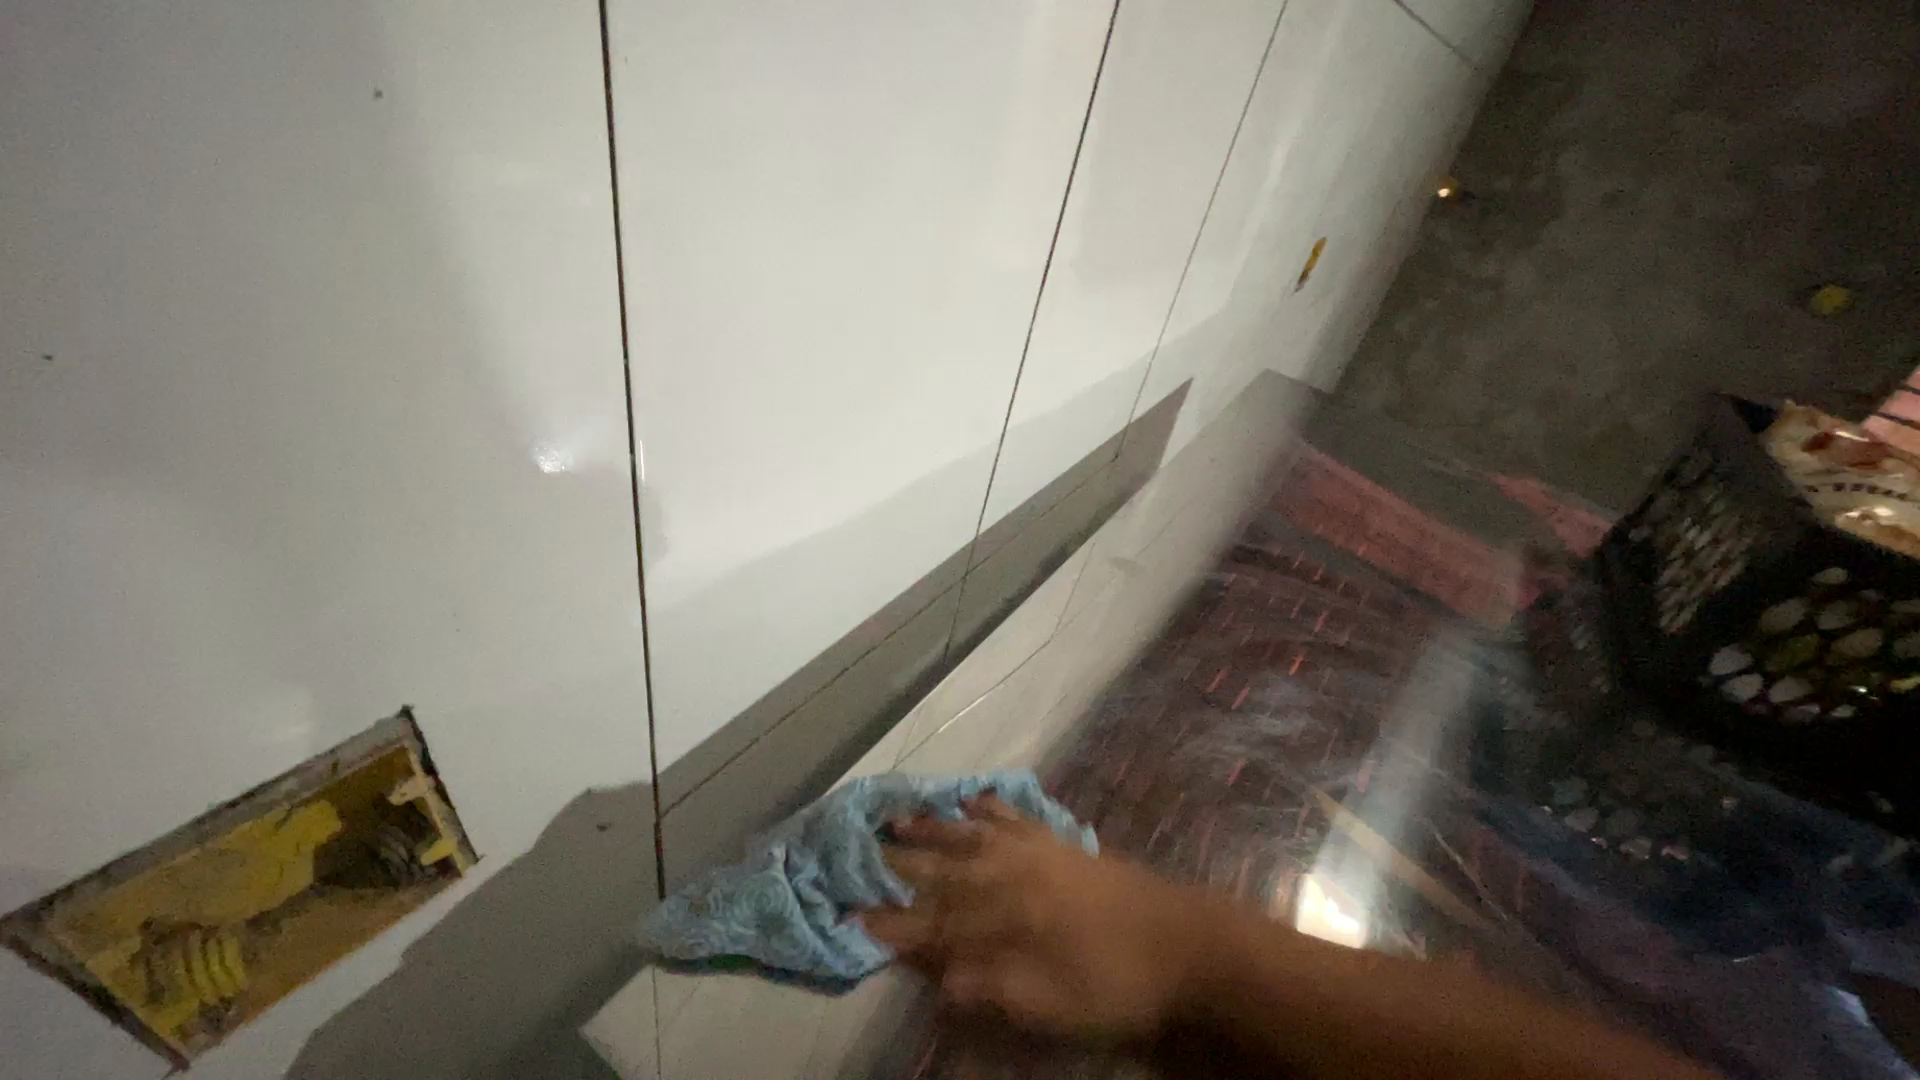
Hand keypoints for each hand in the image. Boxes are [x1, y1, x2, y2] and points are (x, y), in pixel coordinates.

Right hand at [860, 794, 1202, 1037]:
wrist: (1182, 941)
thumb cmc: (1111, 981)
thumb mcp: (1047, 1002)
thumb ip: (987, 985)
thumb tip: (936, 977)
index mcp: (1001, 917)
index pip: (931, 920)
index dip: (889, 920)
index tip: (849, 913)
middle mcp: (1008, 875)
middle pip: (941, 868)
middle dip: (896, 862)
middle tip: (854, 847)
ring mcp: (1035, 852)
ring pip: (969, 835)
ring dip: (931, 828)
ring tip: (896, 816)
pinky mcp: (1059, 843)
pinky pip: (1013, 816)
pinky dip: (989, 807)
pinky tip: (972, 798)